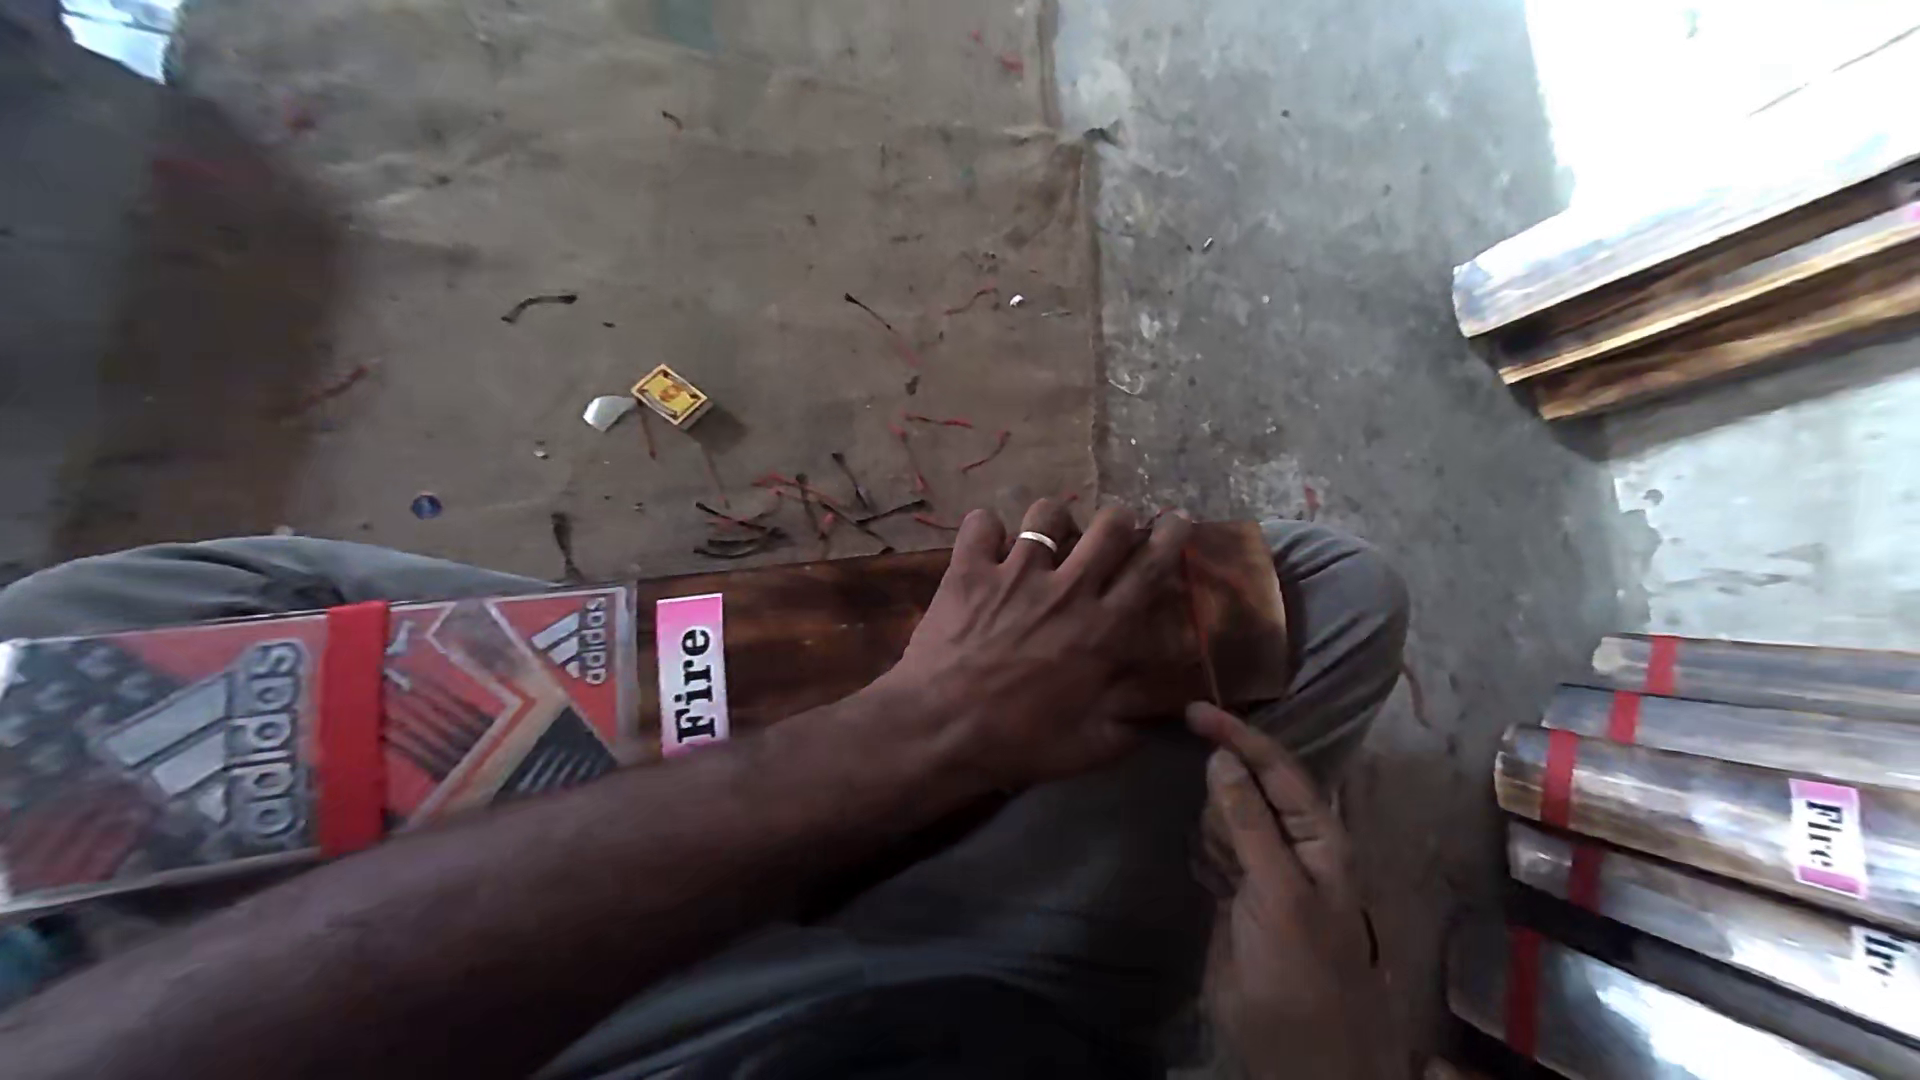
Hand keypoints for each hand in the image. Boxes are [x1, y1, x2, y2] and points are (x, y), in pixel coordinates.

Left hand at [872, 498, 1190, 788]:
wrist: (940, 729)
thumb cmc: (1018, 742)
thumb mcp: (1089, 747)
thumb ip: (1132, 724)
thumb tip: (1166, 715)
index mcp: (1103, 629)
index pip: (1150, 567)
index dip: (1169, 536)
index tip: (1175, 521)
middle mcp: (1067, 589)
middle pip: (1110, 525)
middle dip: (1119, 519)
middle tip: (1110, 532)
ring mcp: (1015, 573)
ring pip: (1048, 513)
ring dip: (1054, 521)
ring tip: (1045, 538)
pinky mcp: (969, 569)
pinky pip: (982, 523)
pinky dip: (986, 529)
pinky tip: (987, 546)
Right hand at [1188, 702, 1401, 1079]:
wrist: (1294, 1054)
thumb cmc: (1300, 970)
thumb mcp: (1277, 891)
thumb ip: (1248, 821)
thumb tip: (1222, 755)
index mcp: (1319, 834)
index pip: (1277, 766)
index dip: (1239, 735)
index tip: (1194, 710)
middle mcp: (1292, 839)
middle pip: (1244, 786)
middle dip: (1223, 799)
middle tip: (1226, 856)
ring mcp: (1261, 861)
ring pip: (1221, 813)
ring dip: (1212, 832)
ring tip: (1225, 880)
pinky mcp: (1233, 884)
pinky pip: (1209, 843)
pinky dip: (1204, 852)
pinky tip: (1214, 883)